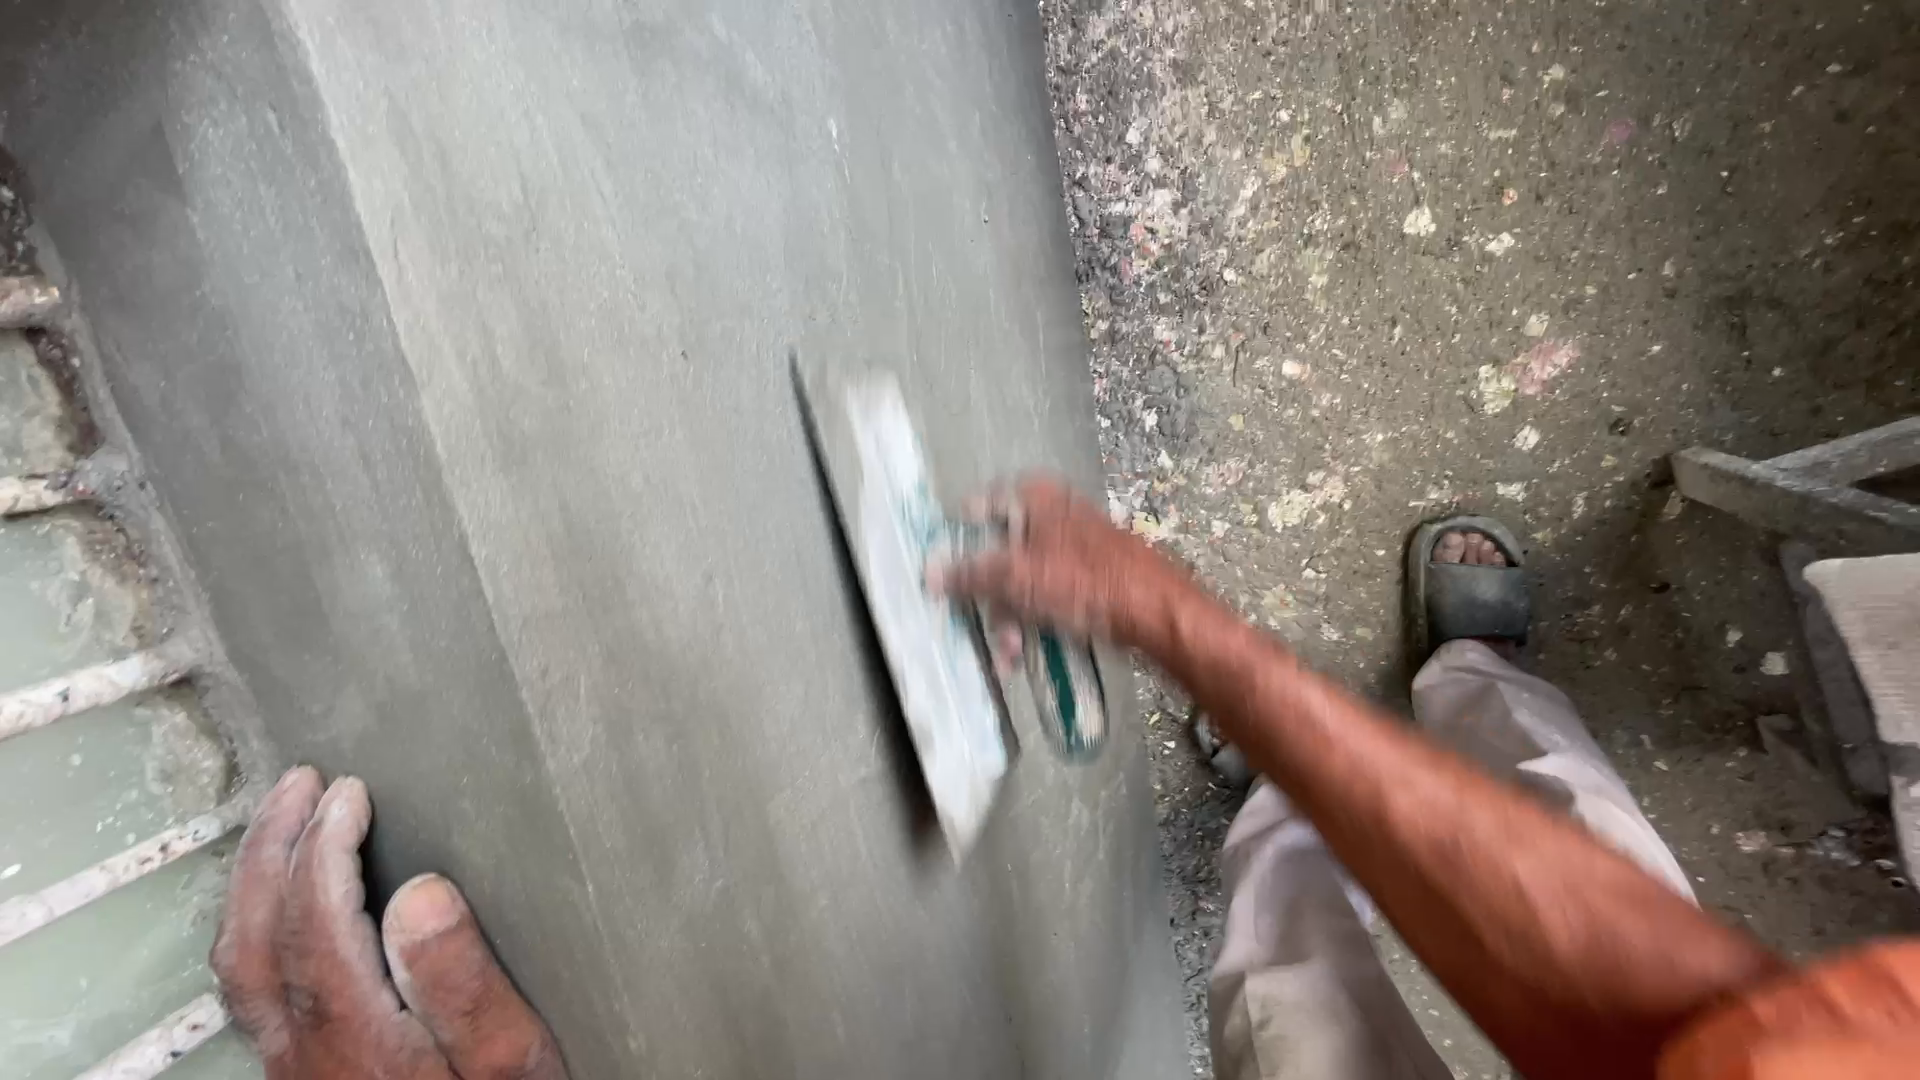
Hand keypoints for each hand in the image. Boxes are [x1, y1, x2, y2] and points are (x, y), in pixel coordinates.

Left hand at [211, 767, 564, 1079]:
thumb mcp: (508, 1055)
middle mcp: (309, 1049)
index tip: (350, 790)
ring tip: (280, 824)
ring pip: (242, 966)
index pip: (317, 920)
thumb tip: (417, 889)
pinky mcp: (310, 1072)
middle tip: (298, 783)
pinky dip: (261, 924)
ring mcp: (300, 1065)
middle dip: (270, 850)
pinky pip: (255, 985)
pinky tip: (289, 908)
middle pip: (257, 940)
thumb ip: (461, 978)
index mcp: (359, 1033)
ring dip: (254, 882)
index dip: (323, 847)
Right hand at [927, 472, 1188, 644]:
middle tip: (985, 630)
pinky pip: (1048, 596)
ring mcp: (1072, 547)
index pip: (980, 507)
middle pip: (1000, 553)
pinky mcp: (1088, 577)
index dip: (958, 539)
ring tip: (1010, 655)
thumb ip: (968, 573)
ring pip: (1024, 581)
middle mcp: (1053, 515)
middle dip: (989, 600)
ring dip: (1010, 621)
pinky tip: (1027, 651)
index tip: (941, 573)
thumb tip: (928, 572)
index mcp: (1035, 497)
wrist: (1156, 612)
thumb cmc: (1083, 582)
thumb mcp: (1015, 576)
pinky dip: (1034, 622)